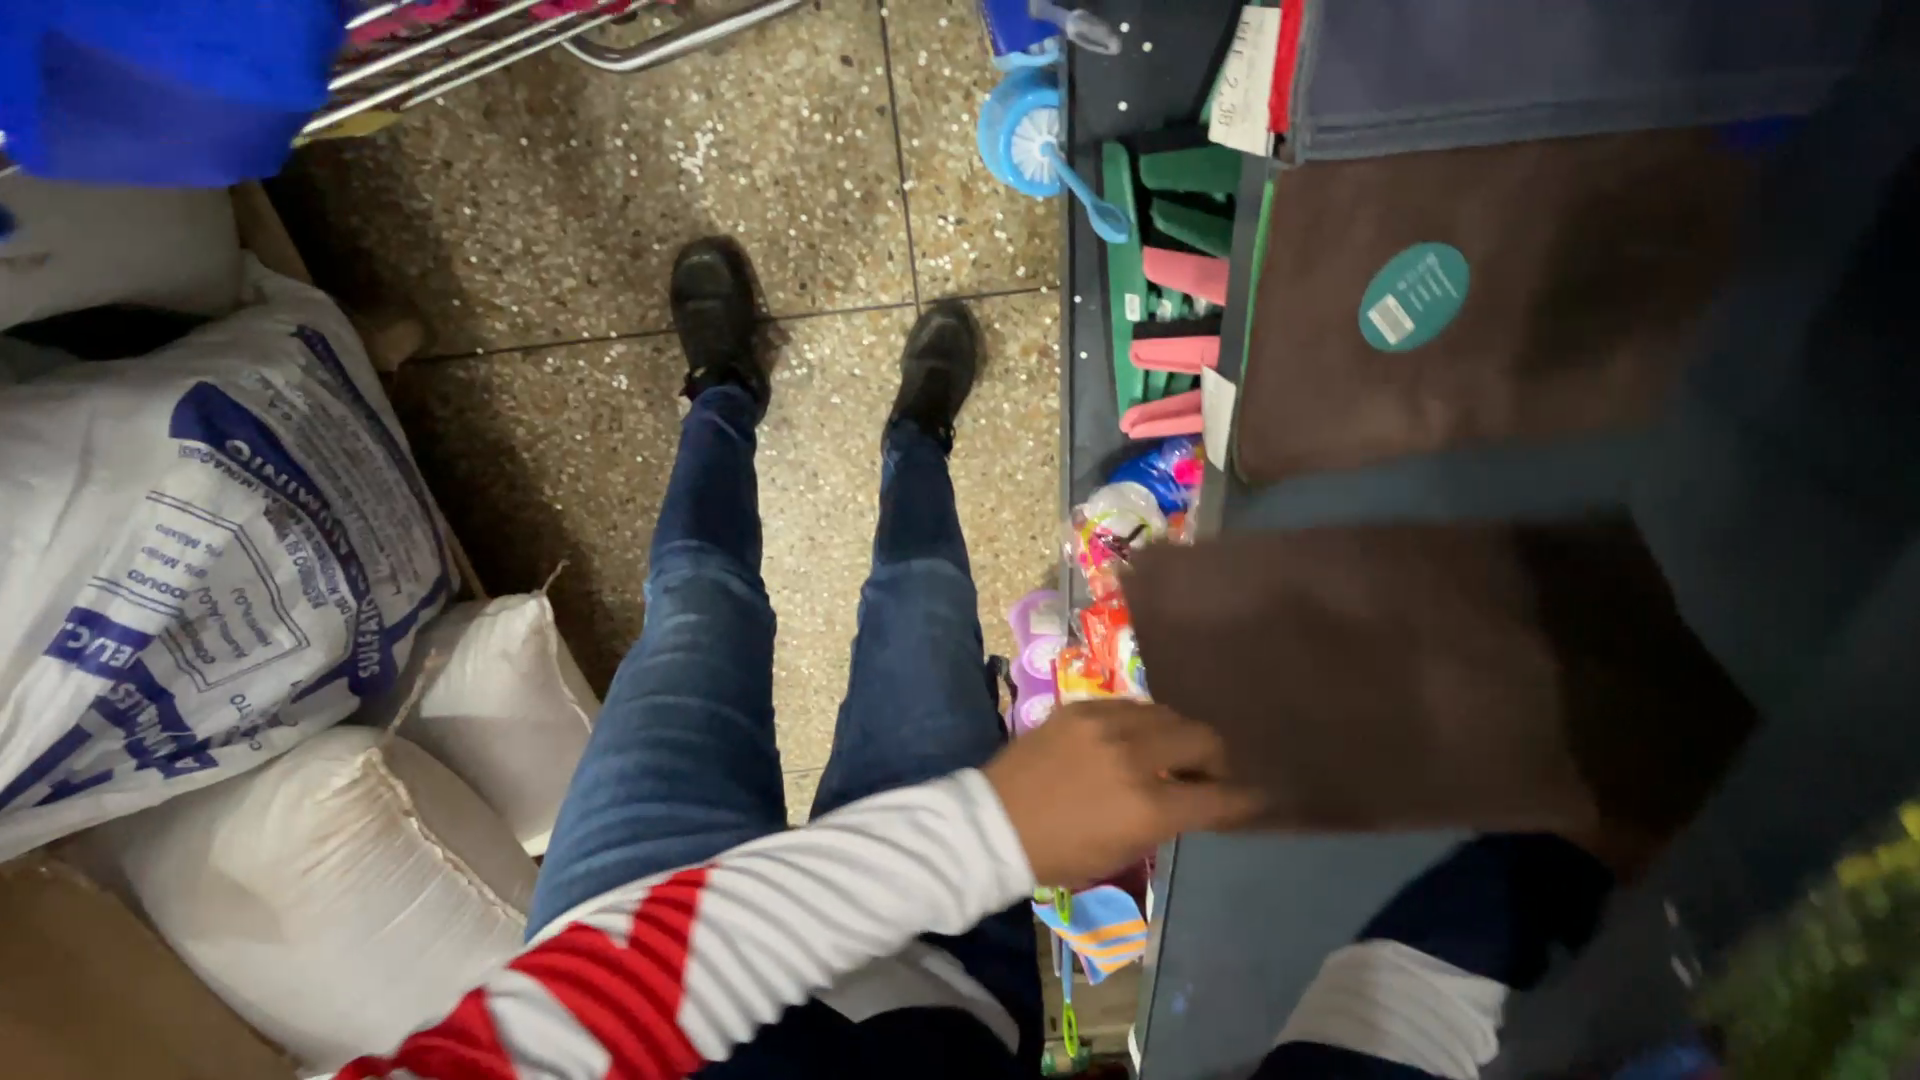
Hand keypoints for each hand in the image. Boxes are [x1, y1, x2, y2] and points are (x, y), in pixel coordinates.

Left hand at [983, 699, 1262, 886]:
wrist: (996, 823)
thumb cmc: (1060, 853)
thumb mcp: (1123, 849)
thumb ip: (1165, 819)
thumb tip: (1192, 796)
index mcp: (1147, 807)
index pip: (1218, 796)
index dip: (1244, 799)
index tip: (1256, 797)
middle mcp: (1132, 757)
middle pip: (1202, 738)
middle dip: (1216, 757)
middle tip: (1207, 772)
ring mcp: (1104, 725)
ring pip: (1168, 713)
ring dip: (1179, 734)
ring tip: (1170, 751)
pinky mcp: (1080, 708)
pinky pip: (1130, 705)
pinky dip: (1143, 722)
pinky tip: (1134, 738)